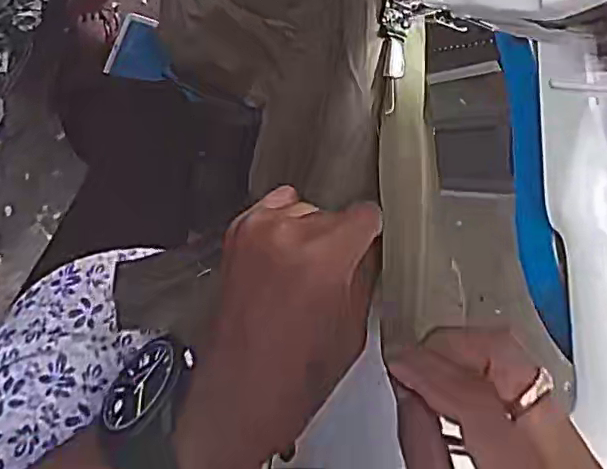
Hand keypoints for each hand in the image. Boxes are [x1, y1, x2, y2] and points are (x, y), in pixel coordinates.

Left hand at [173, 186, 381, 468]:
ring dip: (309, 233)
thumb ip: (365, 274)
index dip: (371, 234)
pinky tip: (281, 259)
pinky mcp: (238, 232)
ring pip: (306, 209)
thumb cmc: (290, 380)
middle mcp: (289, 234)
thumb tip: (371, 247)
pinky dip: (282, 227)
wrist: (235, 398)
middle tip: (331, 276)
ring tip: (300, 273)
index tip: (369, 244)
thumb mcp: (352, 329)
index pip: (366, 214)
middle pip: (335, 214)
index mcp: (325, 256)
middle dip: (339, 241)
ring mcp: (259, 229)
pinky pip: (275, 209)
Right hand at [386, 329, 600, 468]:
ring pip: (518, 361)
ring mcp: (577, 448)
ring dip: (470, 356)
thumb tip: (411, 397)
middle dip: (452, 346)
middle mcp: (563, 454)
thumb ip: (427, 454)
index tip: (400, 361)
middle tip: (415, 359)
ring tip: (433, 372)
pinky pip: (528, 387)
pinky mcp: (577, 448)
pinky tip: (463, 390)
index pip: (474, 396)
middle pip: (505, 356)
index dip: (427, 369)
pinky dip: (491, 376)